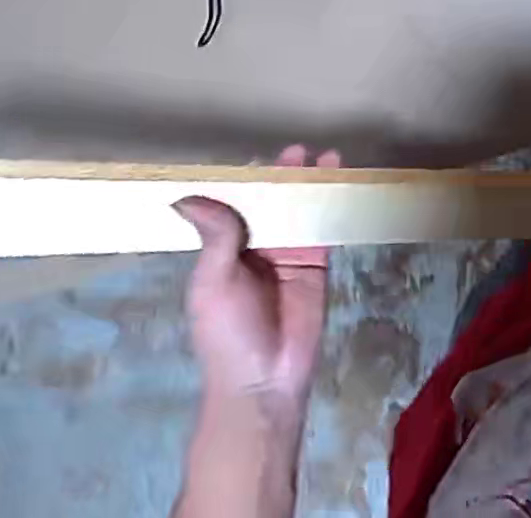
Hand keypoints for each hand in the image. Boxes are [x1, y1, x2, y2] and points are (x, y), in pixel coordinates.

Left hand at [173, 145, 338, 418]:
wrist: (264, 379)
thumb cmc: (227, 331)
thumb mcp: (213, 282)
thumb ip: (215, 237)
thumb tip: (188, 196)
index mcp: (226, 248)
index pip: (237, 205)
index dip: (247, 180)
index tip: (256, 157)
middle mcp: (260, 244)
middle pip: (274, 200)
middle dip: (285, 175)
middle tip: (297, 150)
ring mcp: (291, 251)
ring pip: (302, 208)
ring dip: (312, 183)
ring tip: (326, 157)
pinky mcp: (317, 261)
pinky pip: (325, 226)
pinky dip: (334, 204)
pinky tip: (343, 184)